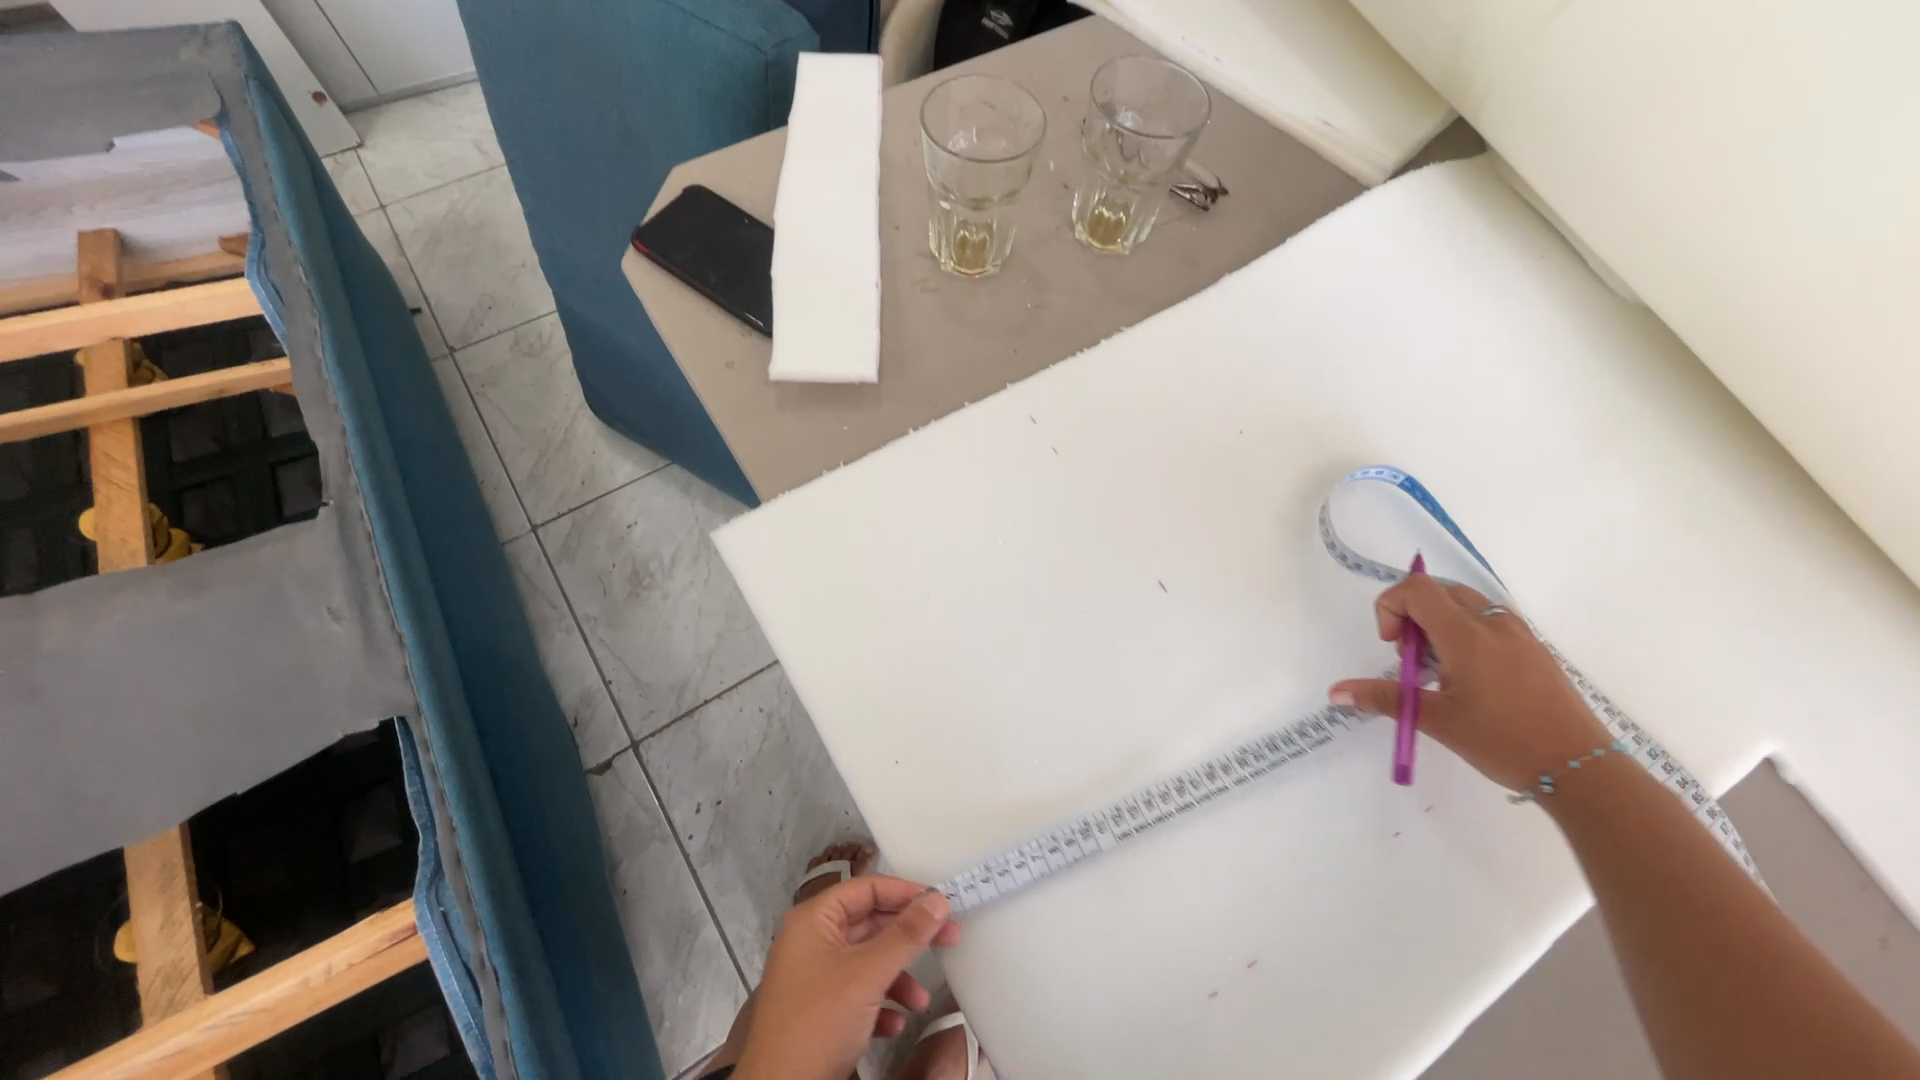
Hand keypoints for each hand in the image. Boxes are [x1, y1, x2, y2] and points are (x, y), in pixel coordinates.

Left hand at [734, 876, 960, 1079]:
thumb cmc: (818, 1022)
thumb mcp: (868, 975)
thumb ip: (906, 935)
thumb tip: (937, 900)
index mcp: (814, 920)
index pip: (866, 888)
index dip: (904, 892)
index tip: (940, 903)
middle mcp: (812, 941)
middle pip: (869, 925)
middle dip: (907, 939)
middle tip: (947, 940)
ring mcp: (814, 977)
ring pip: (867, 963)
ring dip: (898, 979)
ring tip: (920, 1001)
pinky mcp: (819, 1010)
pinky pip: (857, 993)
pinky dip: (880, 1005)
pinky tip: (894, 1023)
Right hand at [1329, 572, 1611, 792]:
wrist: (1580, 768)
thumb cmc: (1503, 741)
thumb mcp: (1436, 720)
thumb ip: (1383, 698)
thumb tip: (1336, 692)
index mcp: (1467, 635)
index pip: (1417, 590)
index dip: (1391, 608)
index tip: (1393, 649)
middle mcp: (1493, 623)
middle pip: (1439, 591)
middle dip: (1411, 616)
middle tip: (1411, 660)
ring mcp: (1518, 633)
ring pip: (1465, 604)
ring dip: (1437, 624)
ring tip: (1439, 672)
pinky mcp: (1533, 649)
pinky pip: (1488, 621)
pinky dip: (1464, 634)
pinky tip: (1469, 680)